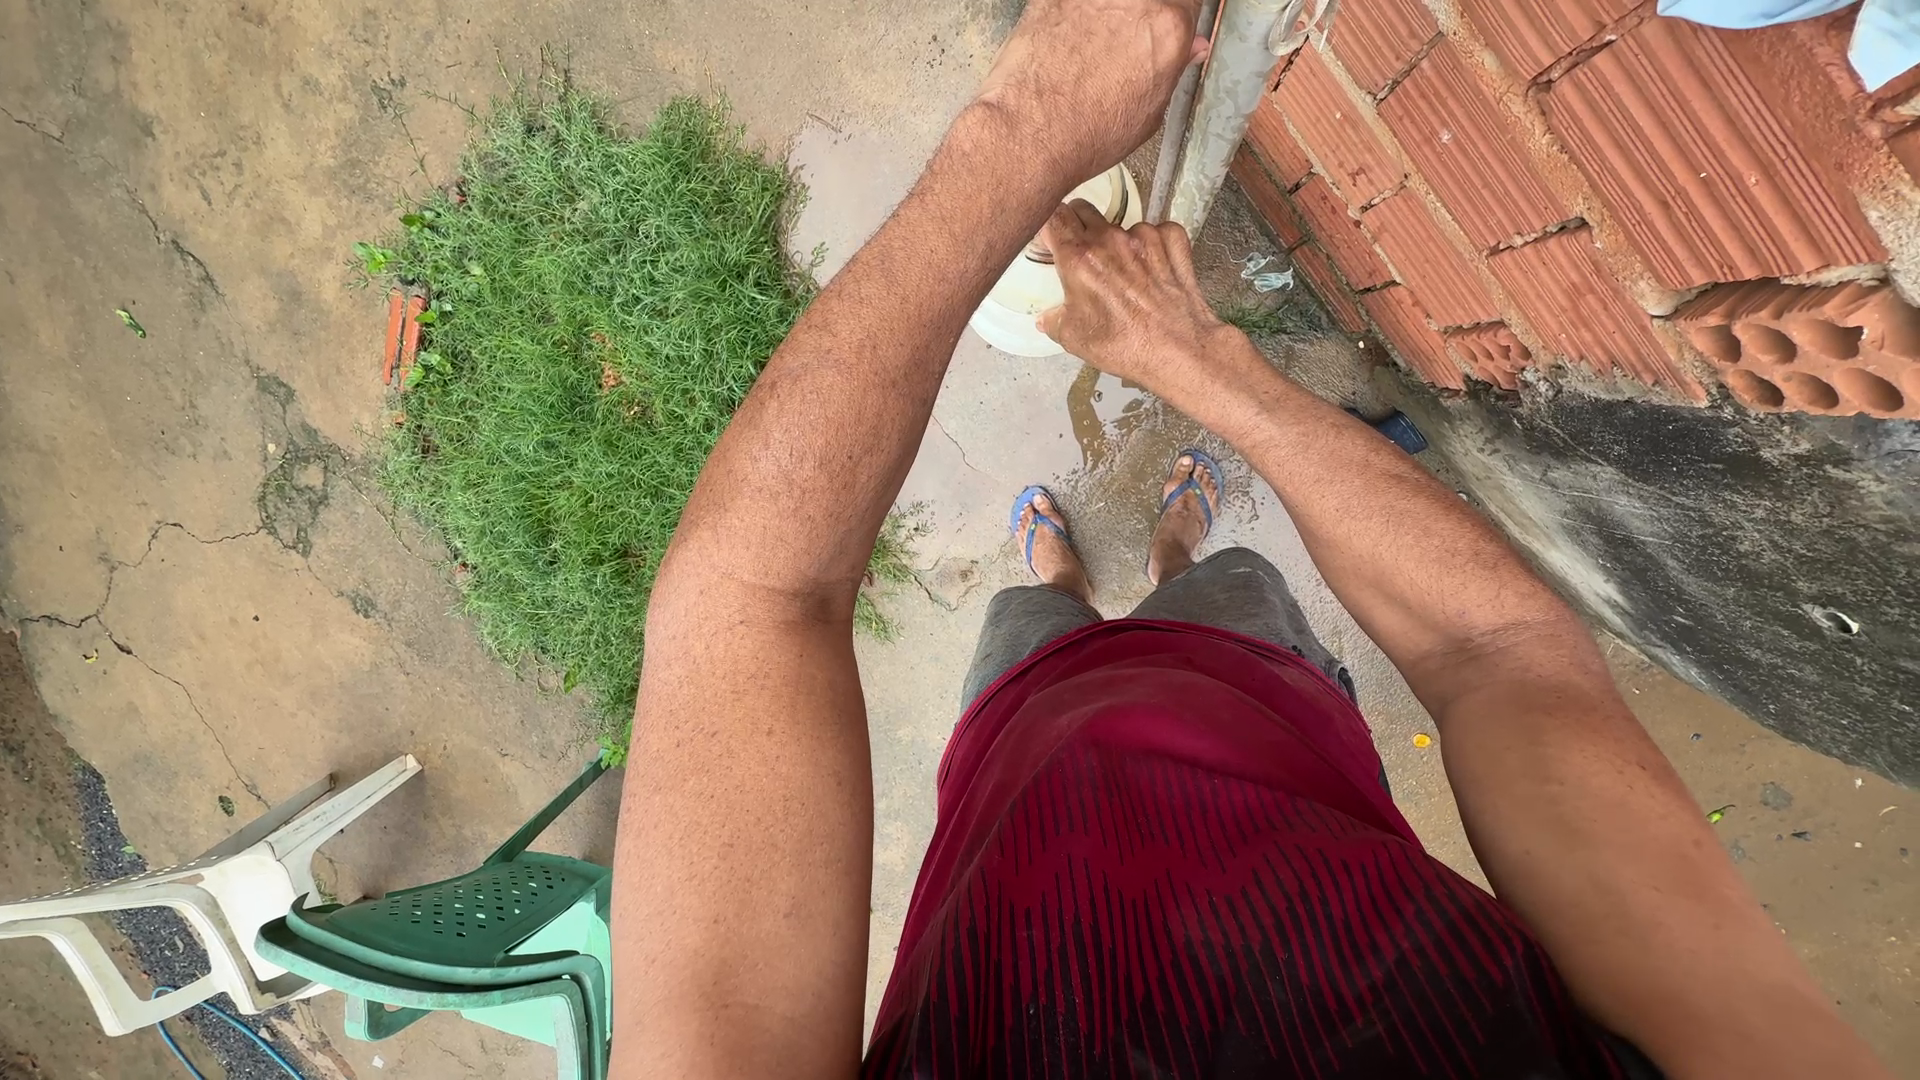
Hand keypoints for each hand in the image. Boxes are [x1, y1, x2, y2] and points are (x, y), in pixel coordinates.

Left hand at [974, 0, 1208, 181]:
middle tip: (1121, 50)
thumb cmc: (1083, 137)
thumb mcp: (1146, 119)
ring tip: (1089, 53)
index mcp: (1169, 28)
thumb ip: (1170, 72)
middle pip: (1149, 1)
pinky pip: (1074, 5)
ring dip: (1106, 19)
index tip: (1160, 38)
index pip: (1186, 6)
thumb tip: (1187, 50)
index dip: (1174, 25)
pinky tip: (1064, 49)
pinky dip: (1074, 20)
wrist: (1029, 134)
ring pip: (1110, 4)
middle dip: (1139, 20)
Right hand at [1037, 201, 1235, 394]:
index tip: (1051, 241)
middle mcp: (1110, 239)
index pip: (1053, 217)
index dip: (1049, 226)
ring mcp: (1145, 235)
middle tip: (1081, 252)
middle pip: (1083, 210)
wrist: (1177, 350)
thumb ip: (1053, 320)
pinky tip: (1151, 269)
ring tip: (1123, 272)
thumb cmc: (1123, 346)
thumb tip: (1047, 317)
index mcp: (1079, 259)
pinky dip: (1150, 245)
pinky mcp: (1172, 240)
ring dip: (1116, 241)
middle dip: (1077, 226)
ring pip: (1120, 224)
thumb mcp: (1073, 339)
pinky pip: (1156, 231)